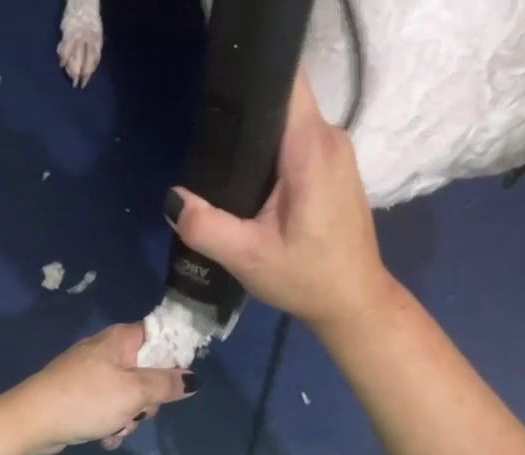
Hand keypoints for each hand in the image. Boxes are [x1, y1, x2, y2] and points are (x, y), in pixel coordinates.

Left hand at [0, 324, 194, 454]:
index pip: (161, 336)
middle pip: (148, 372)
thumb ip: (167, 384)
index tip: (176, 383)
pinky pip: (109, 408)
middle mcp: (108, 351)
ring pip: (130, 396)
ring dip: (128, 418)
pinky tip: (104, 437)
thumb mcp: (134, 392)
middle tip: (138, 411)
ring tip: (115, 428)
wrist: (32, 421)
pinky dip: (110, 423)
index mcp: (122, 339)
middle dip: (147, 400)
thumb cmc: (86, 400)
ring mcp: (93, 375)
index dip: (174, 359)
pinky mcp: (82, 396)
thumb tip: (194, 379)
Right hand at [168, 73, 397, 333]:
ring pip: (288, 124)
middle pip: (281, 103)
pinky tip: (252, 186)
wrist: (352, 301)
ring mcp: (336, 150)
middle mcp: (329, 137)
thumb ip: (205, 227)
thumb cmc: (306, 278)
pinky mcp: (334, 167)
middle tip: (208, 153)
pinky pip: (297, 142)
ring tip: (225, 171)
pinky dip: (272, 156)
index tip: (217, 109)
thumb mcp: (246, 258)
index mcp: (311, 148)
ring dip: (256, 142)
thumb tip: (173, 200)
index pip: (283, 84)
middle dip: (244, 120)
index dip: (249, 87)